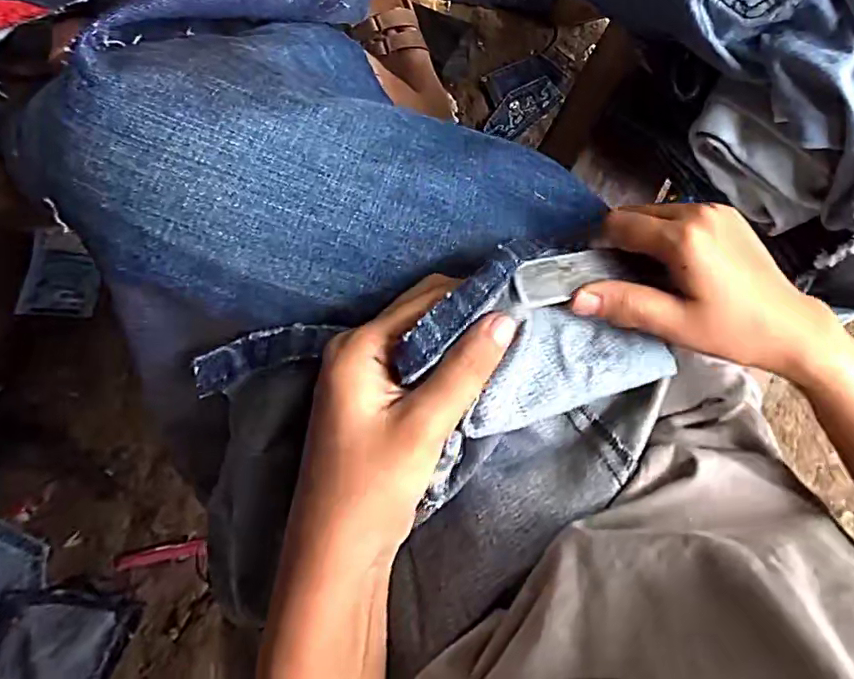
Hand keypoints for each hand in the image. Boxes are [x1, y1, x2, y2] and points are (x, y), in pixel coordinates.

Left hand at [301, 274, 516, 564]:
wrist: (336, 560)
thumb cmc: (372, 490)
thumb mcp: (424, 424)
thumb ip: (466, 367)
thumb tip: (506, 316)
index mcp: (358, 346)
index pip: (425, 298)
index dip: (472, 294)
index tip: (516, 298)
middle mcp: (357, 348)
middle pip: (424, 310)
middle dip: (469, 311)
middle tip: (516, 318)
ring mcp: (365, 372)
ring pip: (426, 334)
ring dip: (463, 335)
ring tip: (505, 337)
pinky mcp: (377, 394)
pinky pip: (422, 358)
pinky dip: (451, 357)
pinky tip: (478, 365)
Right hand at [571, 204, 844, 383]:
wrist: (792, 326)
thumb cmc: (735, 331)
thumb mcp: (677, 324)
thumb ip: (626, 304)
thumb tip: (577, 296)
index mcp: (684, 236)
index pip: (620, 223)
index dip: (601, 244)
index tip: (597, 269)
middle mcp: (699, 211)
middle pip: (638, 213)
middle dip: (623, 239)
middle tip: (627, 277)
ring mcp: (717, 209)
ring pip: (660, 212)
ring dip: (647, 235)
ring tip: (656, 274)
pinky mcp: (730, 215)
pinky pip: (684, 214)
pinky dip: (671, 232)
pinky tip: (681, 263)